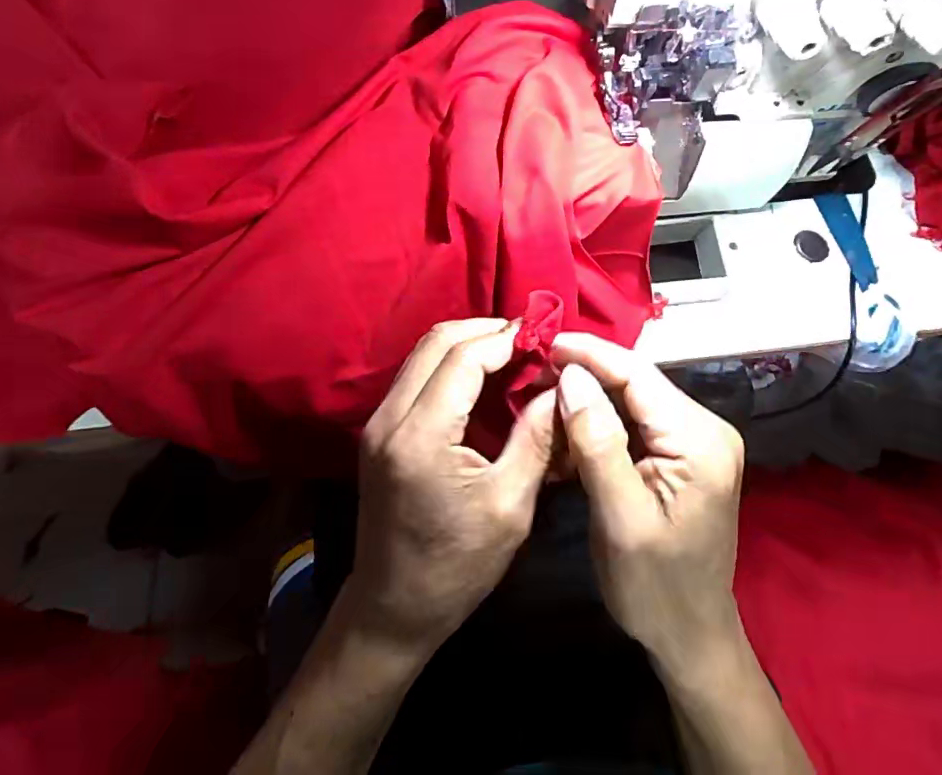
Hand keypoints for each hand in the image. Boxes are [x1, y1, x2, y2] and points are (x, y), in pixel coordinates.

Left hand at [347, 318, 557, 649]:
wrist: (393, 611)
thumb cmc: (458, 564)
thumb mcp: (511, 503)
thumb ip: (536, 436)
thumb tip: (562, 385)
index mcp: (421, 437)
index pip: (464, 358)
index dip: (508, 337)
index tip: (548, 336)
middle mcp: (390, 419)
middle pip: (437, 341)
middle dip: (488, 330)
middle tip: (534, 340)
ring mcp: (379, 423)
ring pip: (425, 353)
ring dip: (471, 343)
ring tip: (517, 353)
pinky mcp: (381, 431)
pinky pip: (419, 374)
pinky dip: (456, 362)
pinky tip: (489, 377)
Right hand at [550, 333, 746, 670]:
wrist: (691, 634)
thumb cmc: (655, 589)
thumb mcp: (620, 519)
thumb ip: (598, 443)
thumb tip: (572, 376)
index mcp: (700, 440)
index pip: (641, 377)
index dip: (592, 354)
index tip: (546, 340)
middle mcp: (708, 429)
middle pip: (641, 385)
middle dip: (589, 373)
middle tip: (536, 366)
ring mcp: (701, 441)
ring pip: (638, 401)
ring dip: (594, 396)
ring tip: (545, 388)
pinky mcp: (688, 455)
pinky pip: (642, 424)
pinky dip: (607, 421)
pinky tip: (574, 421)